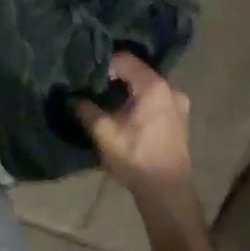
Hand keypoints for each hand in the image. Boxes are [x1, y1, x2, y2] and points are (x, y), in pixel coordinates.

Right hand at [75, 52, 195, 211]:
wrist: (166, 190)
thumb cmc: (136, 158)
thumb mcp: (104, 133)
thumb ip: (86, 110)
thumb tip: (71, 97)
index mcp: (154, 87)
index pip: (124, 59)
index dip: (102, 63)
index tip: (84, 75)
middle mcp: (170, 89)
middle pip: (137, 71)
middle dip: (113, 76)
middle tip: (90, 86)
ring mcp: (178, 103)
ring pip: (146, 86)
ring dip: (125, 90)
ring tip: (104, 100)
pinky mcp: (178, 118)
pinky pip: (154, 98)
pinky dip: (138, 99)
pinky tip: (123, 113)